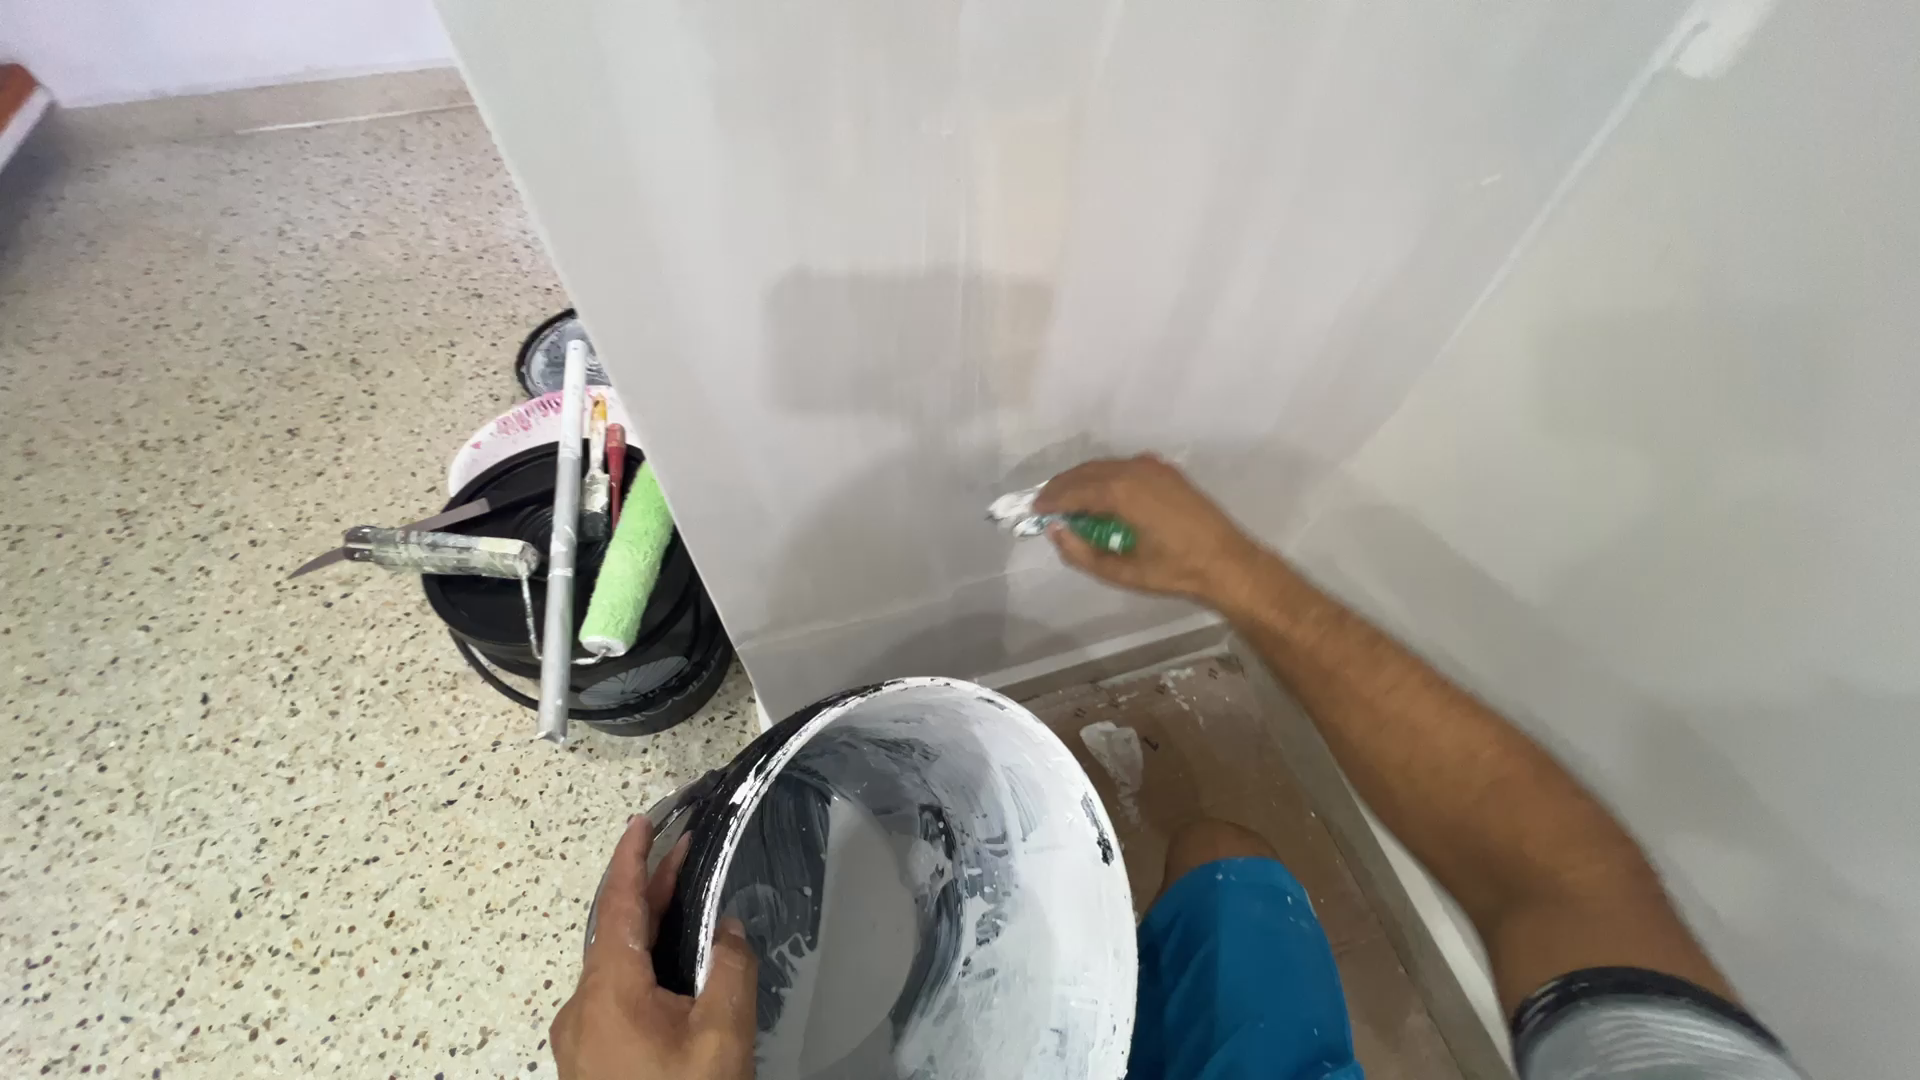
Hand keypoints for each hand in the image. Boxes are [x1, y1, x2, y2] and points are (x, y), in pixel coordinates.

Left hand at [551, 817, 758, 1079]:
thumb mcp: (722, 1035)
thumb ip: (731, 969)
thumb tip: (729, 930)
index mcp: (608, 992)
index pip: (616, 905)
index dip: (630, 857)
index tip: (643, 820)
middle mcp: (583, 1008)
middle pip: (616, 929)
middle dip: (650, 884)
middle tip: (688, 847)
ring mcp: (582, 1038)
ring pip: (616, 960)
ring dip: (649, 922)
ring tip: (687, 892)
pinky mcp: (592, 1059)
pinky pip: (616, 988)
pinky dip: (644, 957)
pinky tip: (675, 960)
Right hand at [1033, 454, 1264, 603]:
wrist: (1228, 562)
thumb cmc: (1174, 572)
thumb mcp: (1121, 572)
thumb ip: (1081, 552)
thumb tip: (1055, 530)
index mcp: (1122, 492)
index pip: (1073, 490)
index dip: (1051, 500)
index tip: (1035, 511)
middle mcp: (1134, 470)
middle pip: (1086, 472)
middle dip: (1062, 487)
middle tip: (1045, 506)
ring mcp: (1153, 467)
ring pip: (1105, 467)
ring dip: (1083, 481)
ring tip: (1069, 503)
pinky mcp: (1166, 471)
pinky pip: (1124, 468)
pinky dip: (1104, 478)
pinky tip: (1101, 497)